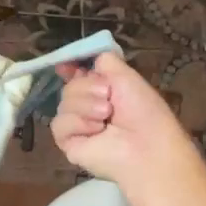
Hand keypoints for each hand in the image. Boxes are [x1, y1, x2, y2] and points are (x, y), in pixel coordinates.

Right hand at [50, 53, 195, 186]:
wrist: (146, 146)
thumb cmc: (143, 110)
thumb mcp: (126, 75)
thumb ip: (104, 61)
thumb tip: (89, 60)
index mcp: (103, 90)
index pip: (77, 75)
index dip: (70, 69)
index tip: (66, 66)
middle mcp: (89, 107)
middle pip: (68, 87)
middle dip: (87, 88)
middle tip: (108, 98)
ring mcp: (78, 126)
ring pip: (62, 104)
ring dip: (86, 105)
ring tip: (105, 117)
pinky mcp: (69, 144)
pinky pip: (59, 124)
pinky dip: (78, 123)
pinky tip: (96, 131)